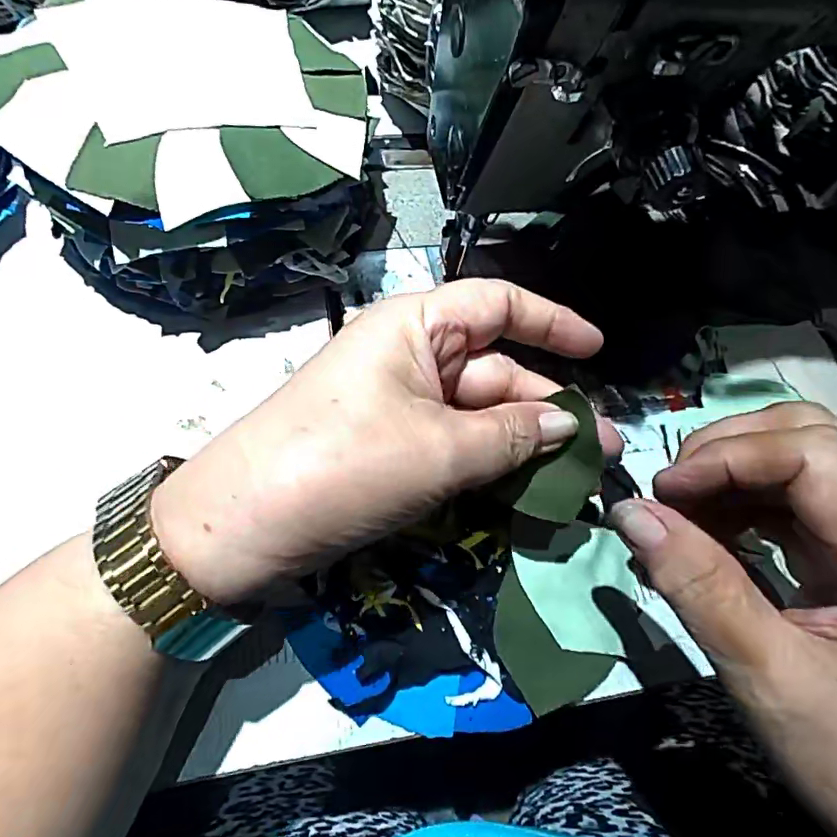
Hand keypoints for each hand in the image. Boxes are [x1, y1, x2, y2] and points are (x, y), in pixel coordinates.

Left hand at [150, 280, 618, 605]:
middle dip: (549, 406)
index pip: (498, 305)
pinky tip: (529, 488)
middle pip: (497, 368)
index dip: (552, 322)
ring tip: (576, 476)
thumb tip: (570, 426)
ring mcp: (400, 404)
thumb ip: (511, 436)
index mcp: (415, 326)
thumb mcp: (438, 450)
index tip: (596, 349)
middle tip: (601, 449)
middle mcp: (410, 355)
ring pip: (480, 413)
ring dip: (525, 442)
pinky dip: (492, 463)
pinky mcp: (392, 446)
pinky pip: (456, 444)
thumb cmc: (341, 465)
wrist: (235, 531)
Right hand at [608, 403, 836, 836]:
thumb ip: (700, 589)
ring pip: (817, 460)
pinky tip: (716, 529)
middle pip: (820, 440)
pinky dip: (758, 504)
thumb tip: (631, 514)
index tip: (661, 490)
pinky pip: (817, 500)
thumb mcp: (774, 685)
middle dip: (731, 455)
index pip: (819, 456)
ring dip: (740, 474)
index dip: (730, 458)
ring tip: (682, 513)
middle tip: (668, 498)